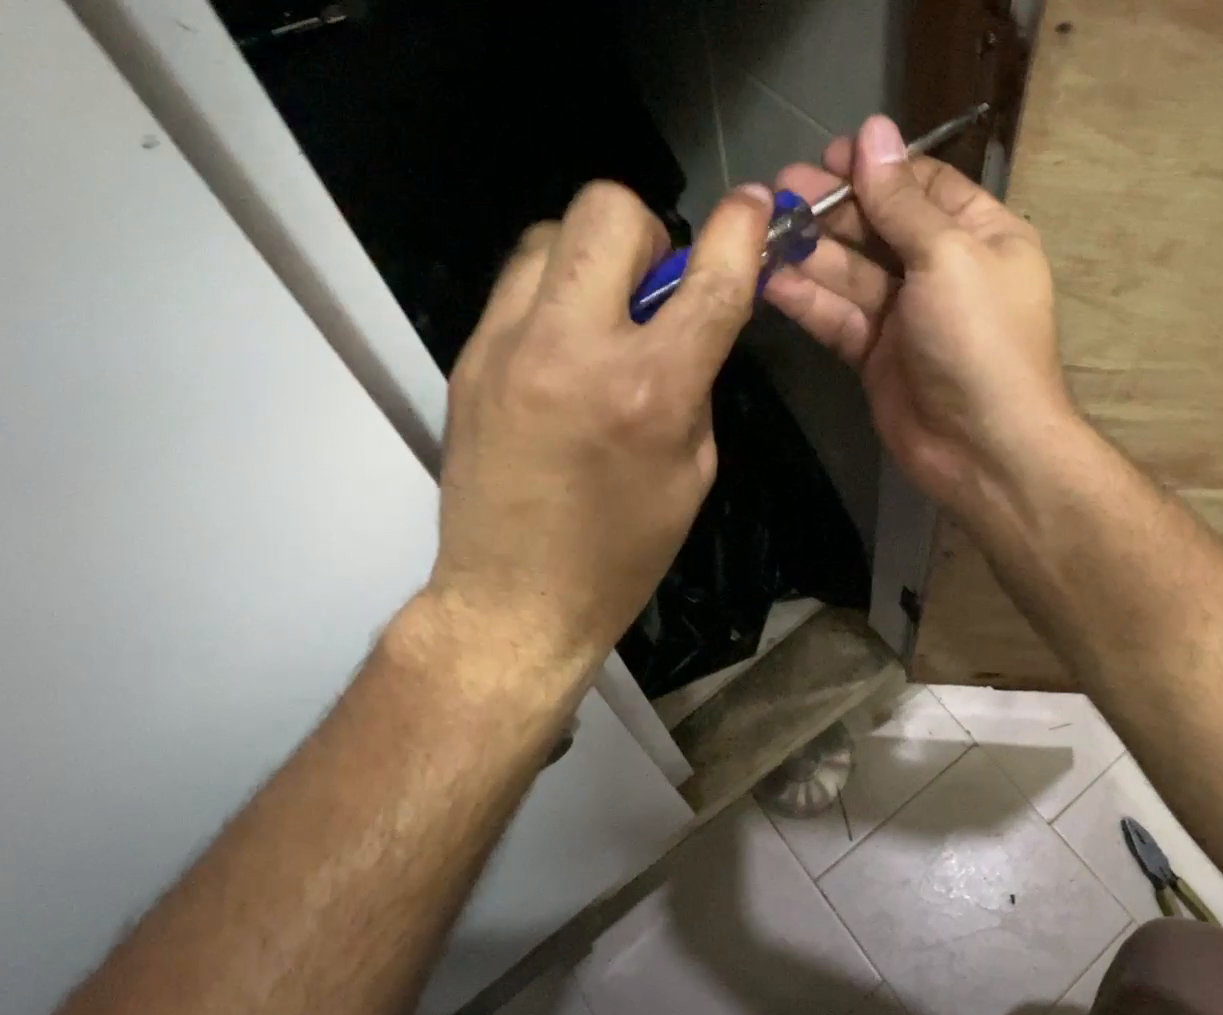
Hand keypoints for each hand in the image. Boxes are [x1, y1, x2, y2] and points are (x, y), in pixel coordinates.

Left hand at [425, 180, 773, 671]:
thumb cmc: (624, 552)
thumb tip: (685, 327)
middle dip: (649, 232)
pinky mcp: (468, 356)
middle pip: (608, 210)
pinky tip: (562, 348)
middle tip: (653, 287)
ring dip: (592, 259)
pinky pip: (518, 283)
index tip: (755, 208)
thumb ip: (695, 384)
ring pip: (551, 233)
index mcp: (650, 393)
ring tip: (601, 317)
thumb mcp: (694, 471)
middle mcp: (574, 350)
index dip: (741, 231)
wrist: (514, 598)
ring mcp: (507, 346)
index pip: (708, 281)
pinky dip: (553, 294)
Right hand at [763, 115, 1076, 514]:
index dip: (877, 168)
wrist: (985, 450)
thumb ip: (902, 201)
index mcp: (981, 236)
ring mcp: (907, 316)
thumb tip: (873, 131)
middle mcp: (943, 270)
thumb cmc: (980, 341)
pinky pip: (838, 316)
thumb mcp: (949, 257)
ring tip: (762, 226)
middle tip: (779, 190)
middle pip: (879, 226)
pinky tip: (768, 280)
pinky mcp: (876, 355)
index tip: (828, 157)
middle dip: (833, 208)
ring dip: (810, 250)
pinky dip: (806, 300)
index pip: (923, 186)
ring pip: (851, 271)